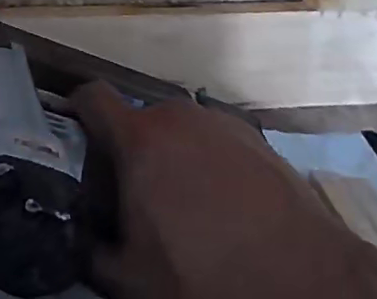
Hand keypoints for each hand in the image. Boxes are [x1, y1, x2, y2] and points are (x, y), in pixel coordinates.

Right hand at [70, 83, 376, 298]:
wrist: (302, 273)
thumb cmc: (205, 274)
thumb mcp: (132, 279)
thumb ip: (92, 250)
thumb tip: (78, 235)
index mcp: (139, 140)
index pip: (92, 97)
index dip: (76, 110)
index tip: (73, 135)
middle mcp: (175, 115)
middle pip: (135, 122)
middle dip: (126, 153)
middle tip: (132, 198)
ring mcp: (216, 119)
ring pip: (175, 130)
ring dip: (167, 156)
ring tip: (181, 204)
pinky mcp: (250, 131)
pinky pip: (210, 138)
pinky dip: (203, 159)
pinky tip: (221, 202)